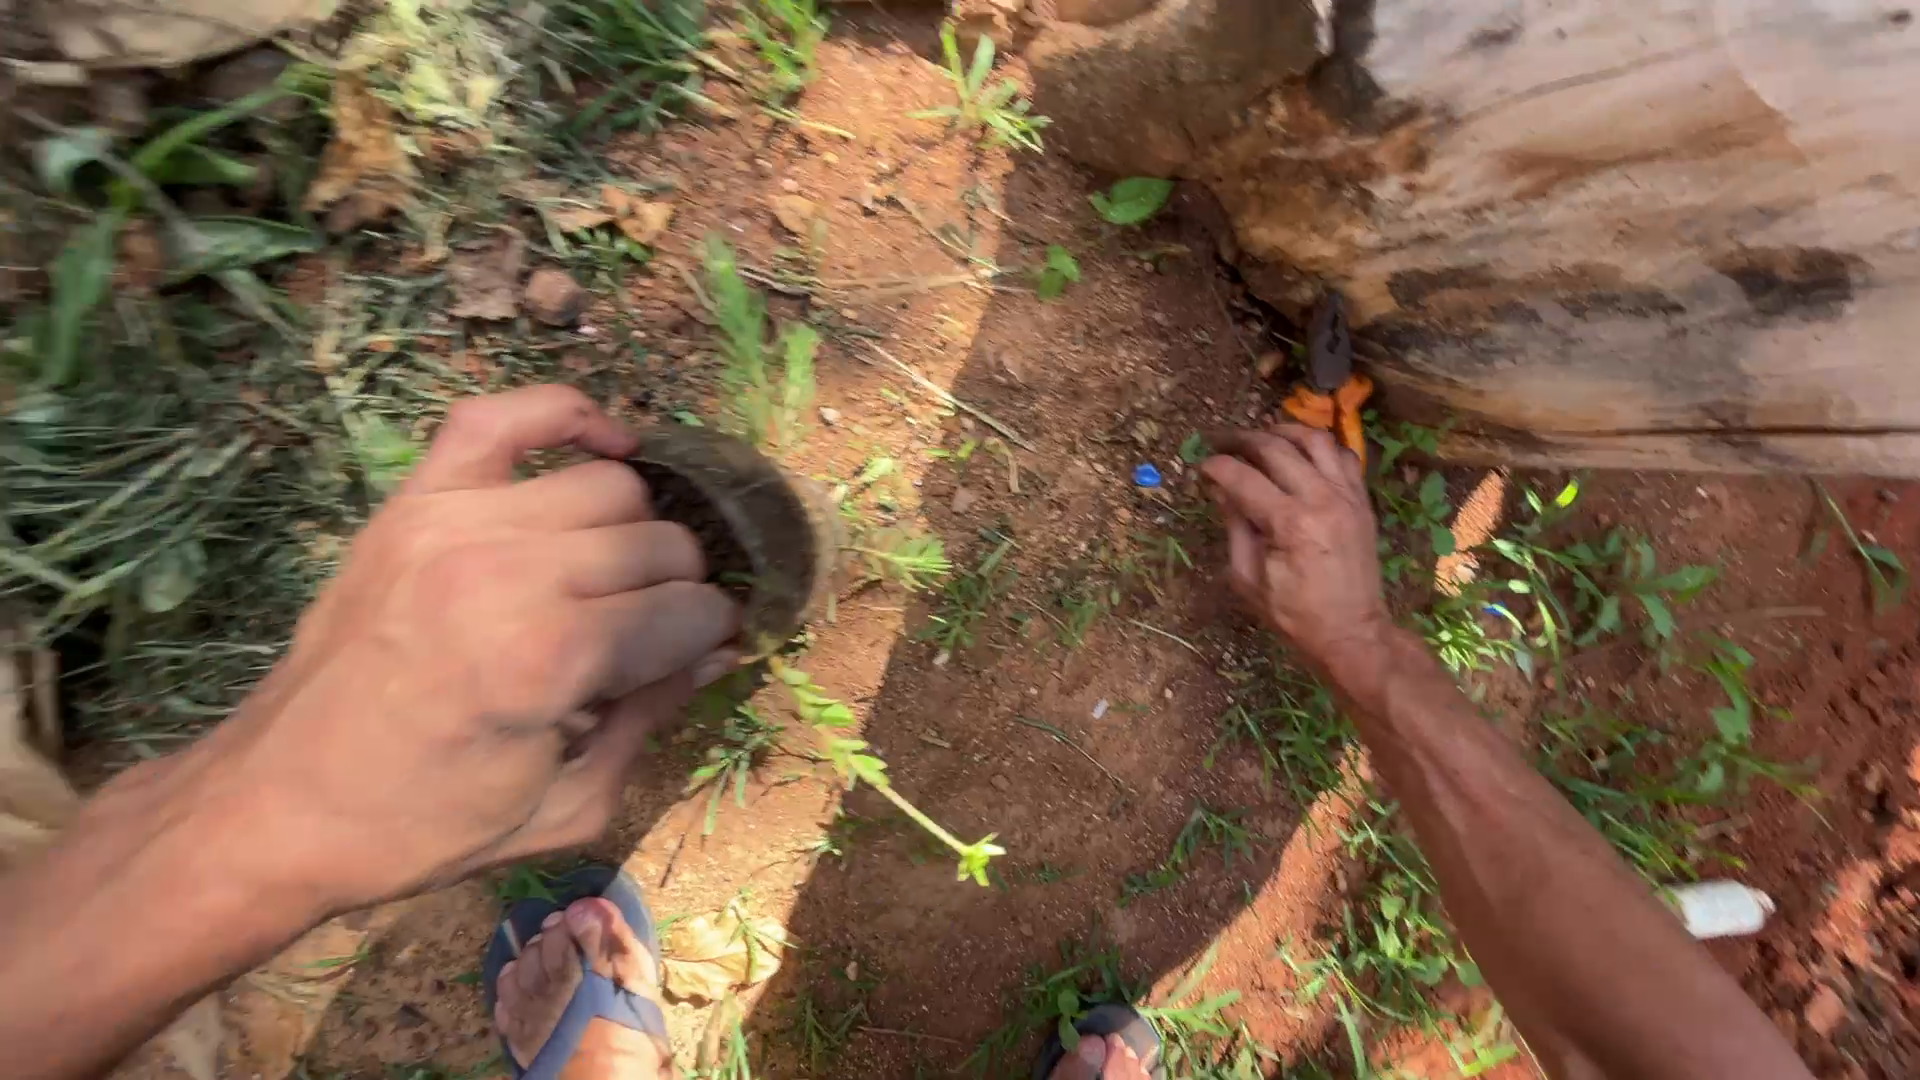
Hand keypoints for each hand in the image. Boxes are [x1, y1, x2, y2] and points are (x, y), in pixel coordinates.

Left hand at [172, 386, 740, 915]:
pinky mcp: (414, 501)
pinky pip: (504, 417)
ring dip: (639, 530)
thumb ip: (658, 715)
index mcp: (550, 661)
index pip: (691, 612)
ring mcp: (454, 523)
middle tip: (661, 624)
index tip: (710, 649)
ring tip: (619, 568)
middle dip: (684, 589)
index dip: (716, 633)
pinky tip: (606, 445)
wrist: (270, 810)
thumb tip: (722, 649)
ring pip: (614, 486)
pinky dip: (568, 415)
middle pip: (663, 544)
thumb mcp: (573, 804)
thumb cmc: (429, 824)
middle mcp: (509, 574)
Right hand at [1200, 426, 1390, 686]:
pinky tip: (1300, 452)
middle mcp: (1322, 499)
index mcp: (1290, 523)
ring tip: (1261, 436)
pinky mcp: (1361, 501)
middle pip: (1277, 449)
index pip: (1244, 478)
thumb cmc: (1292, 613)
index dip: (1217, 467)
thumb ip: (1235, 526)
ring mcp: (1348, 497)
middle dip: (1242, 441)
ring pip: (1315, 441)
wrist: (1351, 632)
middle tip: (1220, 443)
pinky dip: (1319, 447)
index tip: (1201, 467)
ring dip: (1283, 432)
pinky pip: (1343, 456)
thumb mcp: (1247, 576)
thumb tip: (1221, 490)